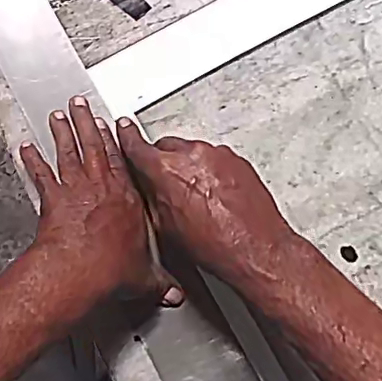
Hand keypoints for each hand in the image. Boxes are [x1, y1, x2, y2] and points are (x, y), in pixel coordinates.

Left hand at [20, 98, 180, 307]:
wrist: (80, 270)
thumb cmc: (110, 269)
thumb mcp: (143, 278)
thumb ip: (159, 282)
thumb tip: (174, 294)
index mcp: (127, 198)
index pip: (123, 161)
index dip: (116, 140)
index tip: (112, 124)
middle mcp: (102, 186)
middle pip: (93, 146)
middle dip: (86, 122)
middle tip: (80, 104)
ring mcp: (76, 189)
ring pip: (69, 151)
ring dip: (62, 131)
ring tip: (57, 115)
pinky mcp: (54, 198)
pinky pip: (41, 173)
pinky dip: (32, 160)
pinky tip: (26, 147)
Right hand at [115, 121, 306, 293]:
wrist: (256, 250)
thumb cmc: (216, 246)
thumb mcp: (165, 229)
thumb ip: (150, 198)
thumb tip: (147, 190)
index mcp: (166, 171)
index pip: (137, 145)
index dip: (128, 137)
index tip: (125, 129)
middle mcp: (192, 156)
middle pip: (166, 147)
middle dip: (163, 163)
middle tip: (166, 186)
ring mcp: (217, 155)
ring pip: (192, 153)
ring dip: (189, 168)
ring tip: (197, 199)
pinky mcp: (237, 160)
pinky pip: (215, 159)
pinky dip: (211, 172)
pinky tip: (215, 198)